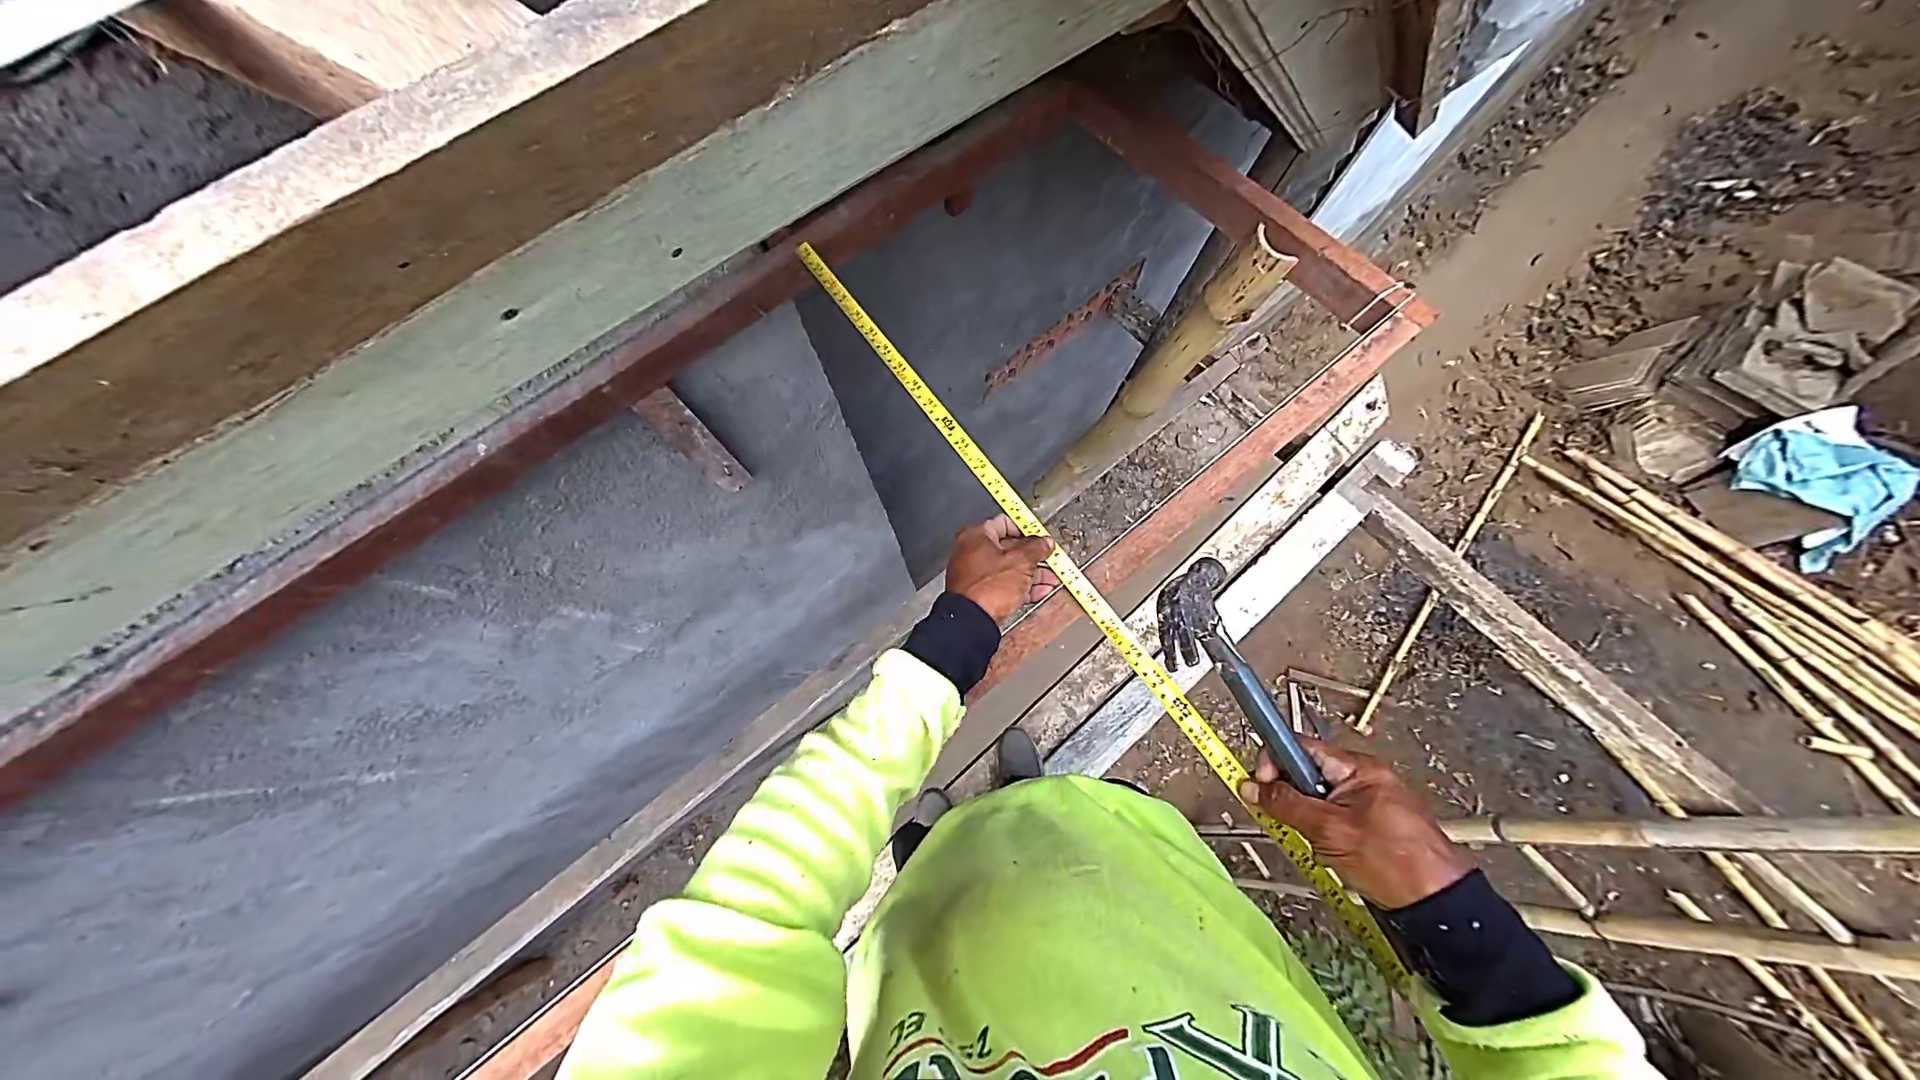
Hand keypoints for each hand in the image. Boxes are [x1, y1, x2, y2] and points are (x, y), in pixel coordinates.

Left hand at [946, 515, 1060, 622]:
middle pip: (1009, 548)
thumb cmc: (988, 587)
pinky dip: (1022, 587)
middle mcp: (972, 552)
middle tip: (1050, 558)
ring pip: (1009, 568)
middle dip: (1033, 556)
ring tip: (1052, 579)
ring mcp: (975, 574)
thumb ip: (1036, 548)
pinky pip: (1005, 585)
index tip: (1041, 536)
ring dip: (1032, 573)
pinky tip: (1041, 591)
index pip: (1005, 523)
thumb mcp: (1021, 561)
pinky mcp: (980, 593)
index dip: (1027, 529)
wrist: (972, 620)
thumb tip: (1045, 542)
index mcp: (977, 536)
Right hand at [1239, 737, 1469, 909]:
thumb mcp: (1328, 830)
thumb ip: (1285, 804)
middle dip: (1291, 799)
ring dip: (1307, 820)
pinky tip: (1333, 853)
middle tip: (1293, 822)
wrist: (1440, 908)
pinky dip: (1323, 833)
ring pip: (1315, 798)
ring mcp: (1369, 801)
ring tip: (1321, 844)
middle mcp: (1364, 777)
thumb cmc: (1397, 864)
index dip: (1274, 763)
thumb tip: (1252, 787)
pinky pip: (1331, 817)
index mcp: (1358, 768)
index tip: (1261, 786)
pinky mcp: (1371, 823)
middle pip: (1304, 773)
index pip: (1299, 746)